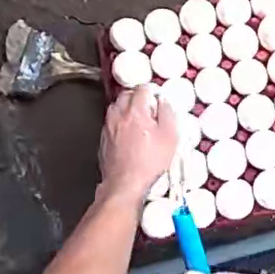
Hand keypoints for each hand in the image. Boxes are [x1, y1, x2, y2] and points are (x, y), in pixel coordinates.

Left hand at [99, 84, 177, 199]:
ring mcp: (108, 127)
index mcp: (135, 111)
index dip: (153, 92)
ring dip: (127, 109)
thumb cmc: (149, 163)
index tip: (159, 100)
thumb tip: (164, 102)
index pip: (142, 89)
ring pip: (116, 107)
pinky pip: (111, 123)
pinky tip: (129, 135)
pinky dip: (120, 123)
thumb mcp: (170, 137)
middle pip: (126, 94)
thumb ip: (168, 114)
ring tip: (139, 120)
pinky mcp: (104, 140)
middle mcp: (118, 115)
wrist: (125, 184)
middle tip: (149, 108)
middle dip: (138, 97)